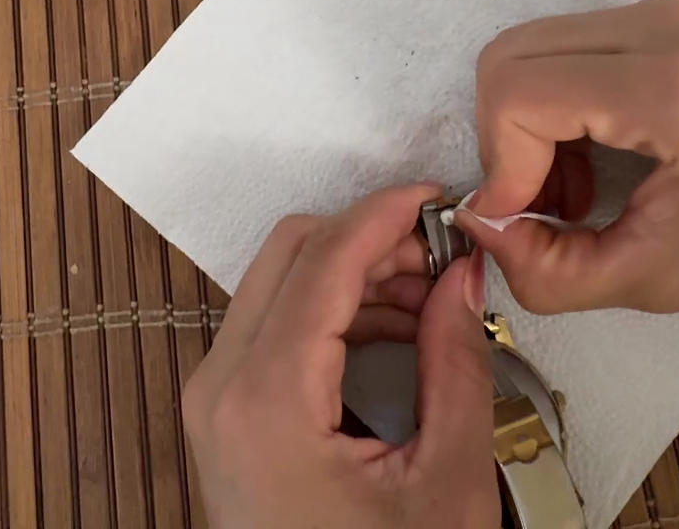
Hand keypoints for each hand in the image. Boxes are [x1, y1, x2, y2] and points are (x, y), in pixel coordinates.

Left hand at [182, 185, 500, 528]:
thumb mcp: (443, 482)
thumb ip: (455, 361)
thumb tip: (463, 272)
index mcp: (265, 399)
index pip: (325, 258)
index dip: (385, 214)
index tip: (437, 197)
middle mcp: (220, 382)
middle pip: (293, 252)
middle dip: (372, 239)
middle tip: (441, 256)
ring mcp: (215, 394)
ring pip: (283, 279)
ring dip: (356, 272)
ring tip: (431, 298)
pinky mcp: (227, 408)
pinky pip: (278, 321)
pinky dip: (335, 308)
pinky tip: (396, 329)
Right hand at [457, 0, 678, 320]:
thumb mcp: (659, 281)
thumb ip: (548, 269)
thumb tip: (477, 229)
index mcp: (671, 87)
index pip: (517, 93)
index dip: (500, 165)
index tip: (522, 224)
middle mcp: (661, 26)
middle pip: (509, 57)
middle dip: (504, 137)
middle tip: (541, 204)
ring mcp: (668, 12)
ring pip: (534, 47)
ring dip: (528, 120)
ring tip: (574, 188)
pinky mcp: (673, 19)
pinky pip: (571, 45)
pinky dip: (558, 100)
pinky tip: (600, 156)